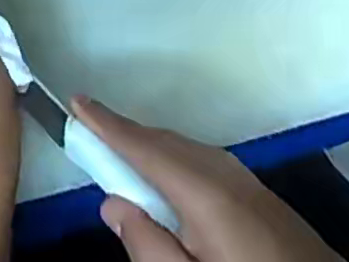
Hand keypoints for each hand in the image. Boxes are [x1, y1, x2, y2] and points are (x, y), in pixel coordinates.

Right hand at [74, 97, 341, 261]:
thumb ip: (147, 247)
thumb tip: (113, 203)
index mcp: (205, 193)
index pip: (143, 146)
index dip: (106, 124)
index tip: (75, 101)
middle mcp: (230, 177)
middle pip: (166, 143)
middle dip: (128, 136)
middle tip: (93, 135)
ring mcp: (256, 189)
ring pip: (191, 153)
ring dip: (155, 150)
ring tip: (128, 162)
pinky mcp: (273, 208)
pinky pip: (211, 168)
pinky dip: (182, 165)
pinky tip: (177, 188)